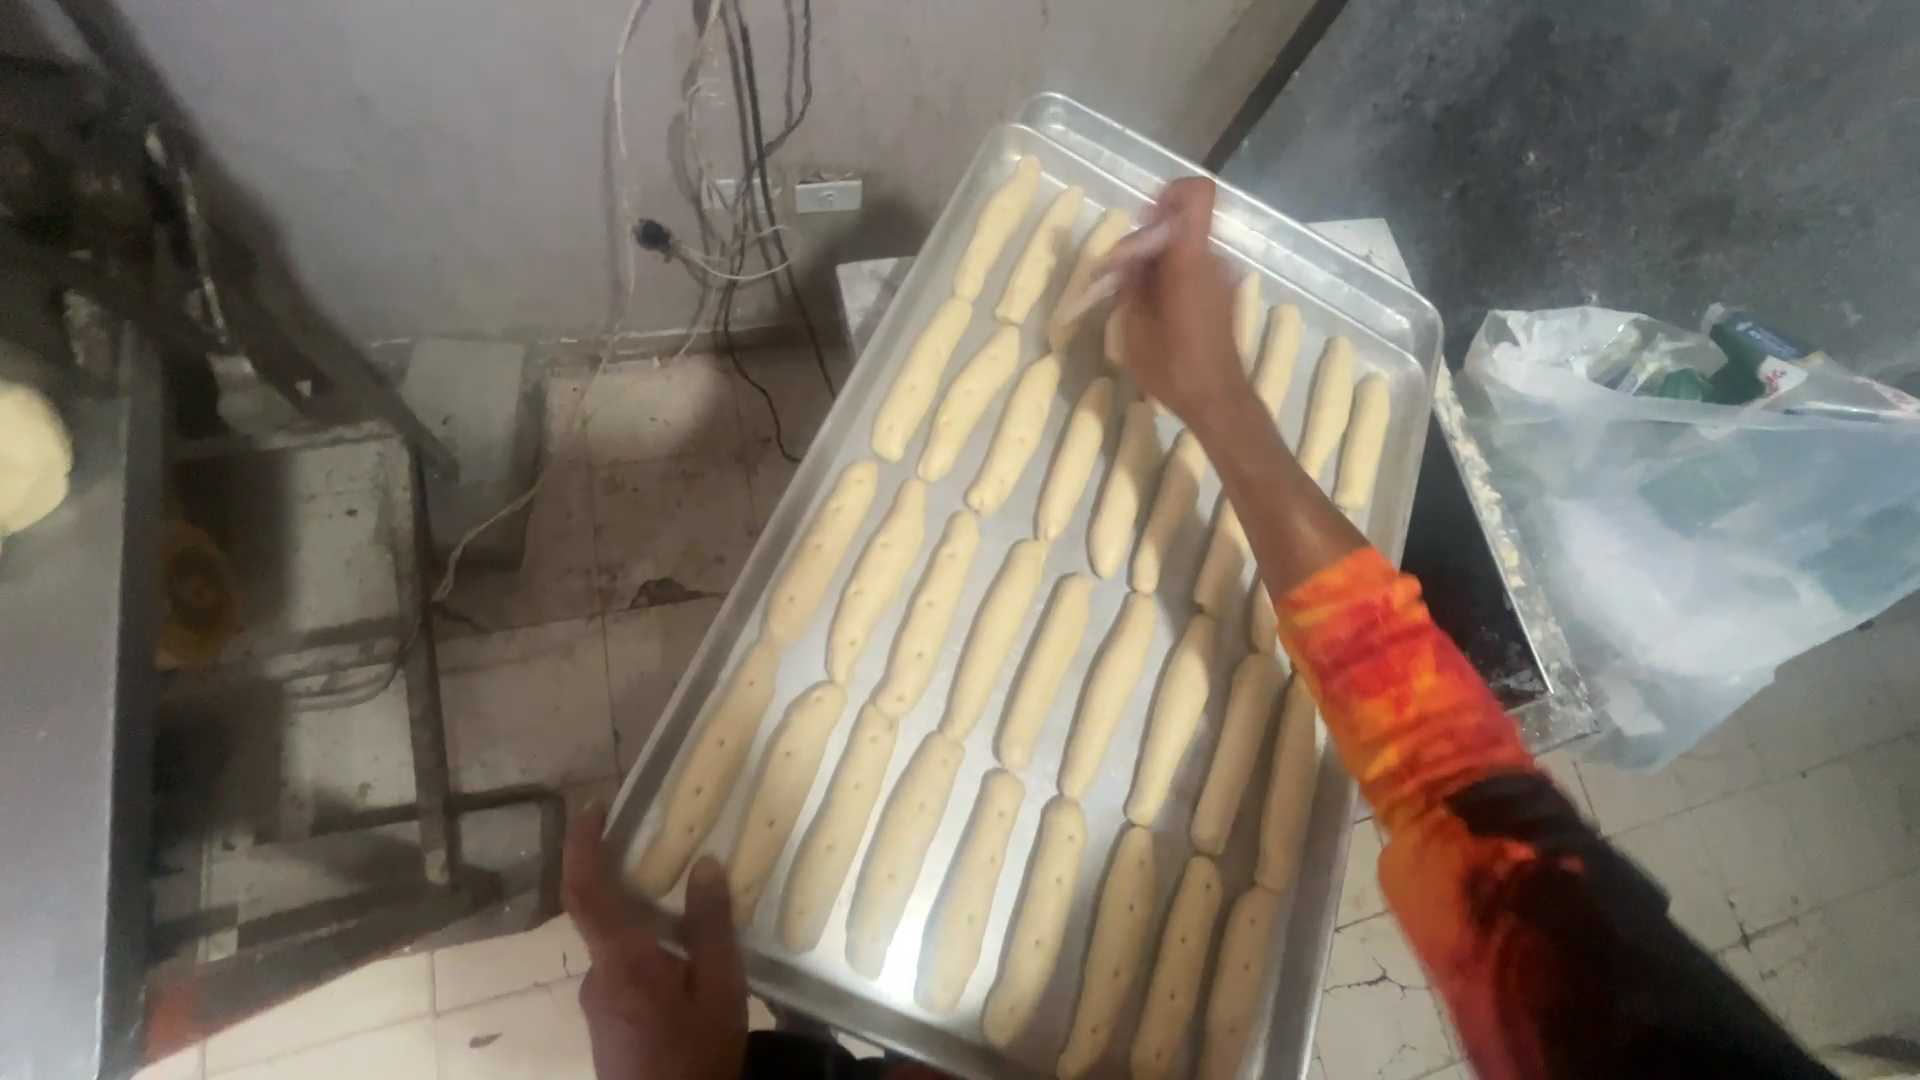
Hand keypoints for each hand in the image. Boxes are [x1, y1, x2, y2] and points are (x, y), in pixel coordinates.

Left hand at [563, 804, 746, 1079]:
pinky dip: (649, 942)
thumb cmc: (698, 1056)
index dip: (582, 846)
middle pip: (604, 911)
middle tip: (674, 847)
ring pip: (619, 940)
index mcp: (622, 962)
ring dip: (646, 914)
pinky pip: (624, 962)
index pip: (585, 892)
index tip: (594, 807)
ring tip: (695, 902)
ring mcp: (599, 1000)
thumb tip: (704, 864)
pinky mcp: (609, 1017)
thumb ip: (710, 925)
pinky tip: (689, 953)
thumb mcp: (721, 988)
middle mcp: (598, 976)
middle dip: (632, 875)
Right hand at [1114, 177, 1253, 430]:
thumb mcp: (1136, 330)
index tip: (1142, 221)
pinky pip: (1190, 270)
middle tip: (1114, 276)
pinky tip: (1148, 309)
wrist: (1216, 399)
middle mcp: (1210, 261)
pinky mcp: (1219, 294)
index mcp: (1189, 262)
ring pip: (1182, 249)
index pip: (1196, 195)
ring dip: (1153, 264)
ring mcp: (1218, 277)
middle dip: (1144, 243)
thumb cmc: (1173, 369)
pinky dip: (1167, 279)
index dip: (1169, 194)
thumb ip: (1132, 285)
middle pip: (1178, 226)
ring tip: (1127, 296)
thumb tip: (1130, 260)